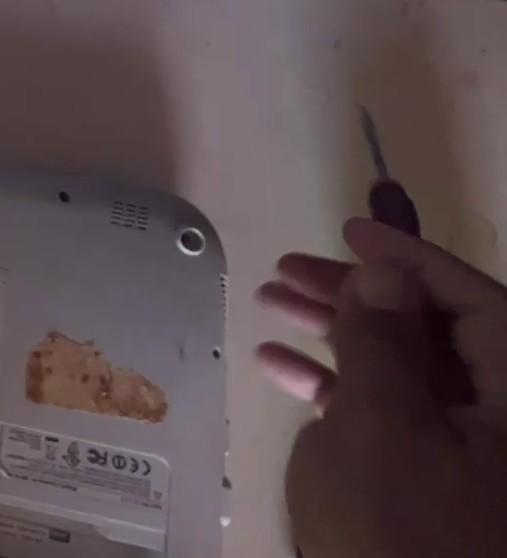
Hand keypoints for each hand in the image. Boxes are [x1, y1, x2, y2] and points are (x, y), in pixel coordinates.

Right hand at [256, 217, 506, 557]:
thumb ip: (383, 345)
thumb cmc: (404, 526)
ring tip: (270, 305)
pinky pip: (405, 416)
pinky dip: (345, 385)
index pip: (488, 311)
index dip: (417, 263)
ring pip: (419, 373)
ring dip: (344, 334)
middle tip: (290, 269)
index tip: (350, 228)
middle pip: (451, 338)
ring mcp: (487, 461)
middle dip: (366, 297)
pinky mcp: (452, 486)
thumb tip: (385, 275)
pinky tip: (282, 368)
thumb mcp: (383, 426)